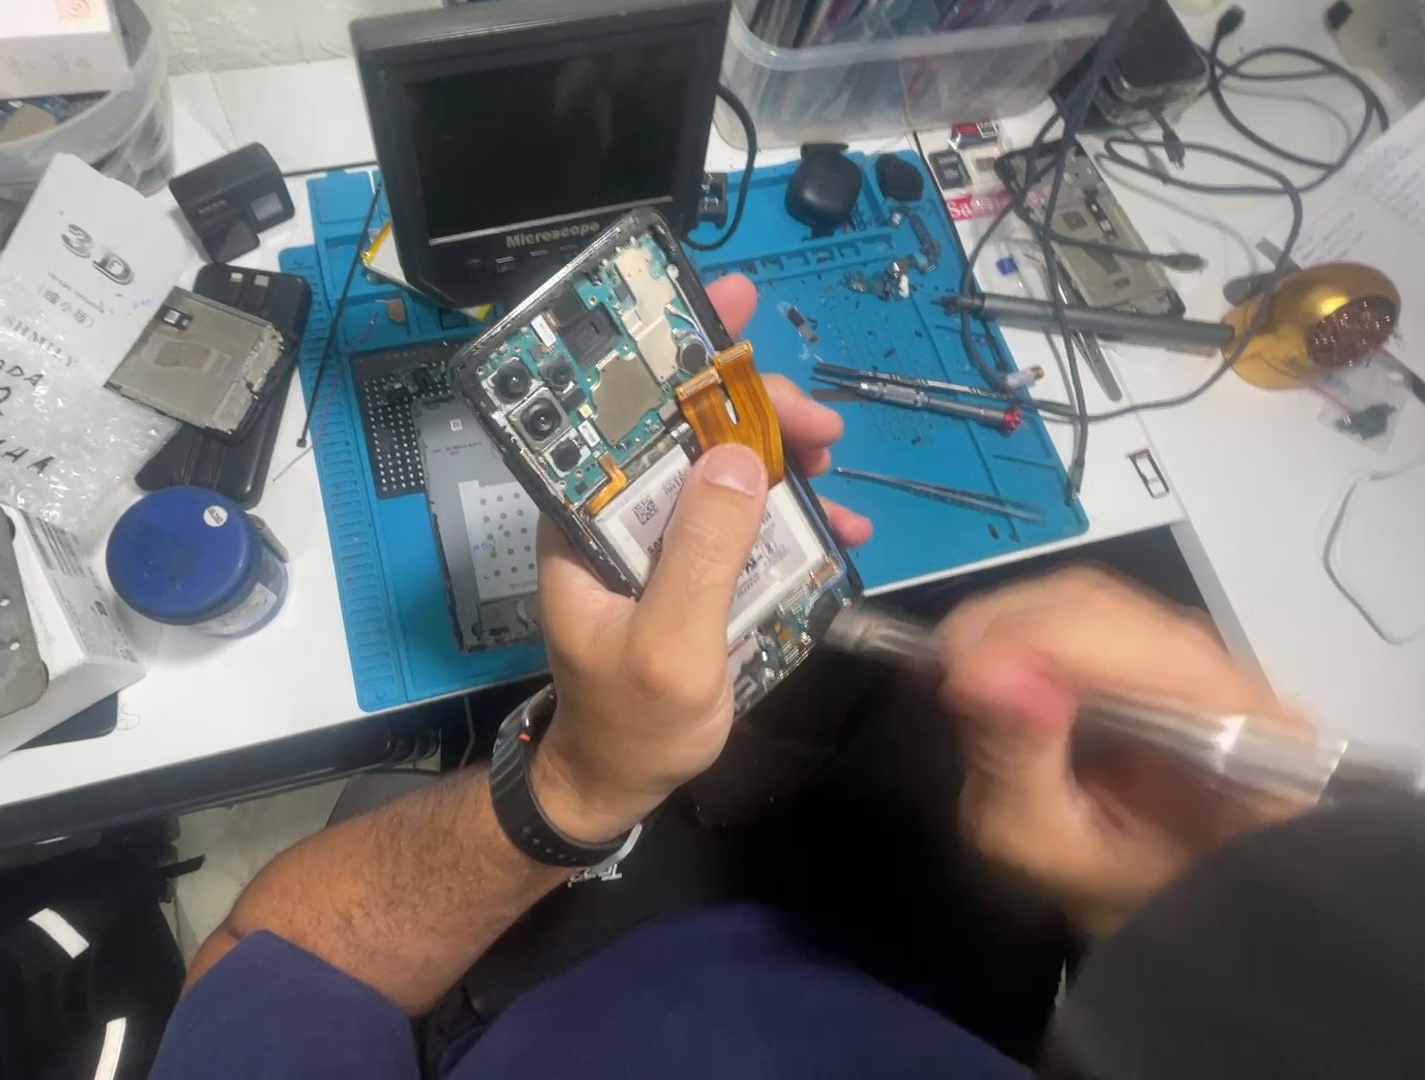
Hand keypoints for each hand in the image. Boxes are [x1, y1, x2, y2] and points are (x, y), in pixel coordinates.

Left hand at [530, 274, 872, 842]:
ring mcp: (657, 541)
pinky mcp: (691, 565)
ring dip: (777, 455)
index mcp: (585, 526)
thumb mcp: (668, 648)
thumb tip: (736, 456)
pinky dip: (789, 513)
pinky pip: (741, 519)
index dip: (664, 354)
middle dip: (749, 411)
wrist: (622, 778)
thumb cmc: (630, 722)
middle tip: (817, 425)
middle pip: (680, 433)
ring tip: (832, 463)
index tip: (721, 307)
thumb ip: (699, 557)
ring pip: (717, 469)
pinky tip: (839, 521)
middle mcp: (617, 520)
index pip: (616, 419)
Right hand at [937, 568, 1310, 936]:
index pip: (1140, 648)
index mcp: (1240, 741)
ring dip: (1005, 625)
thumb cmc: (1101, 891)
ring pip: (1085, 601)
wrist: (1149, 909)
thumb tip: (974, 670)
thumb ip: (1010, 755)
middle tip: (942, 668)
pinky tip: (985, 661)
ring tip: (958, 667)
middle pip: (1104, 609)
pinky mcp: (1153, 652)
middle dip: (1007, 628)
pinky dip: (1015, 628)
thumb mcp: (1035, 840)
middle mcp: (1232, 679)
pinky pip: (1075, 613)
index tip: (956, 667)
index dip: (1040, 641)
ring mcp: (1194, 659)